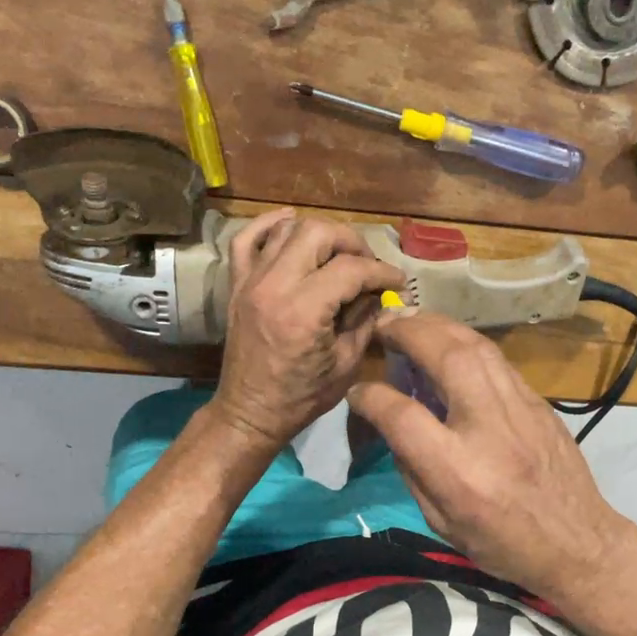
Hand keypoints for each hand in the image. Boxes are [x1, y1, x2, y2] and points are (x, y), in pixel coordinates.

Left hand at [213, 210, 406, 447]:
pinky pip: (246, 239)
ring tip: (337, 254)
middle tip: (367, 265)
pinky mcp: (237, 285)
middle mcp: (274, 286)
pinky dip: (268, 225)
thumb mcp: (346, 364)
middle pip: (318, 233)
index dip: (381, 272)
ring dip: (319, 234)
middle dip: (351, 242)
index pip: (350, 269)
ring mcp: (251, 282)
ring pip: (287, 229)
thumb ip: (364, 320)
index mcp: (304, 311)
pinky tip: (290, 222)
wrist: (250, 413)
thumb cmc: (301, 398)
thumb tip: (380, 294)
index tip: (398, 282)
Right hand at [348, 311, 635, 602]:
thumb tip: (393, 425)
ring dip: (439, 326)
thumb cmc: (502, 544)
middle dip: (410, 332)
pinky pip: (497, 361)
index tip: (357, 391)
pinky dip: (467, 344)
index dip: (371, 397)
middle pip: (446, 357)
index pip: (402, 415)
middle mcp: (488, 429)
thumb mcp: (441, 521)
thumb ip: (412, 469)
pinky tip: (450, 344)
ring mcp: (520, 410)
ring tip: (413, 321)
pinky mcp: (539, 403)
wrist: (577, 543)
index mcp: (457, 471)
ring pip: (477, 347)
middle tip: (384, 323)